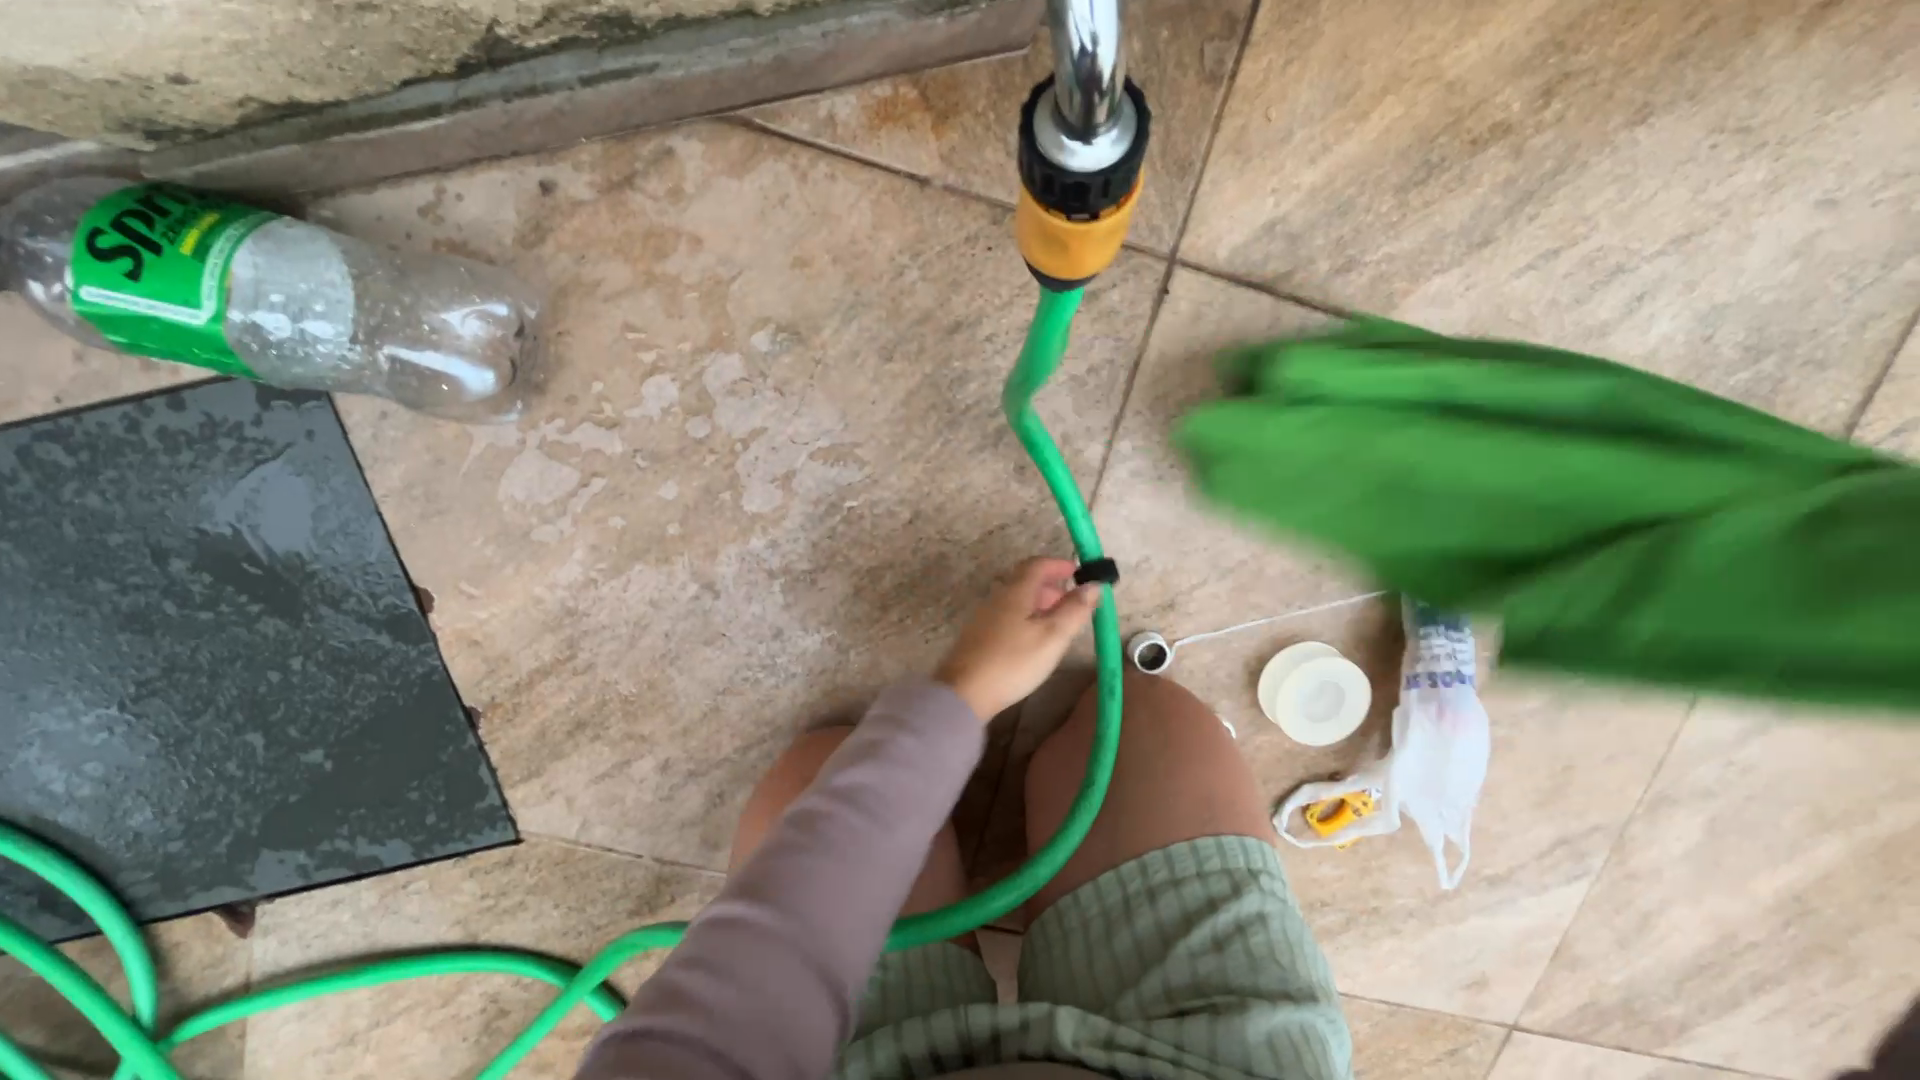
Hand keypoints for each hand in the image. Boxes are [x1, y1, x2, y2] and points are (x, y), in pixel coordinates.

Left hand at [934, 557, 1102, 720]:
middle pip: (1025, 581)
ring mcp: (984, 617)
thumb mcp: (1052, 637)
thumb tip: (1094, 586)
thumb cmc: (1013, 662)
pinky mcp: (978, 636)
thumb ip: (1074, 610)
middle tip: (1072, 602)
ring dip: (1039, 603)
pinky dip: (1026, 617)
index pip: (1037, 565)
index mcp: (1015, 592)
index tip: (1079, 571)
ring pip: (1016, 600)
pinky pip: (1007, 615)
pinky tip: (1033, 640)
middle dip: (1051, 585)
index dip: (1059, 564)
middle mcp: (997, 598)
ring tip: (1057, 623)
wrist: (964, 692)